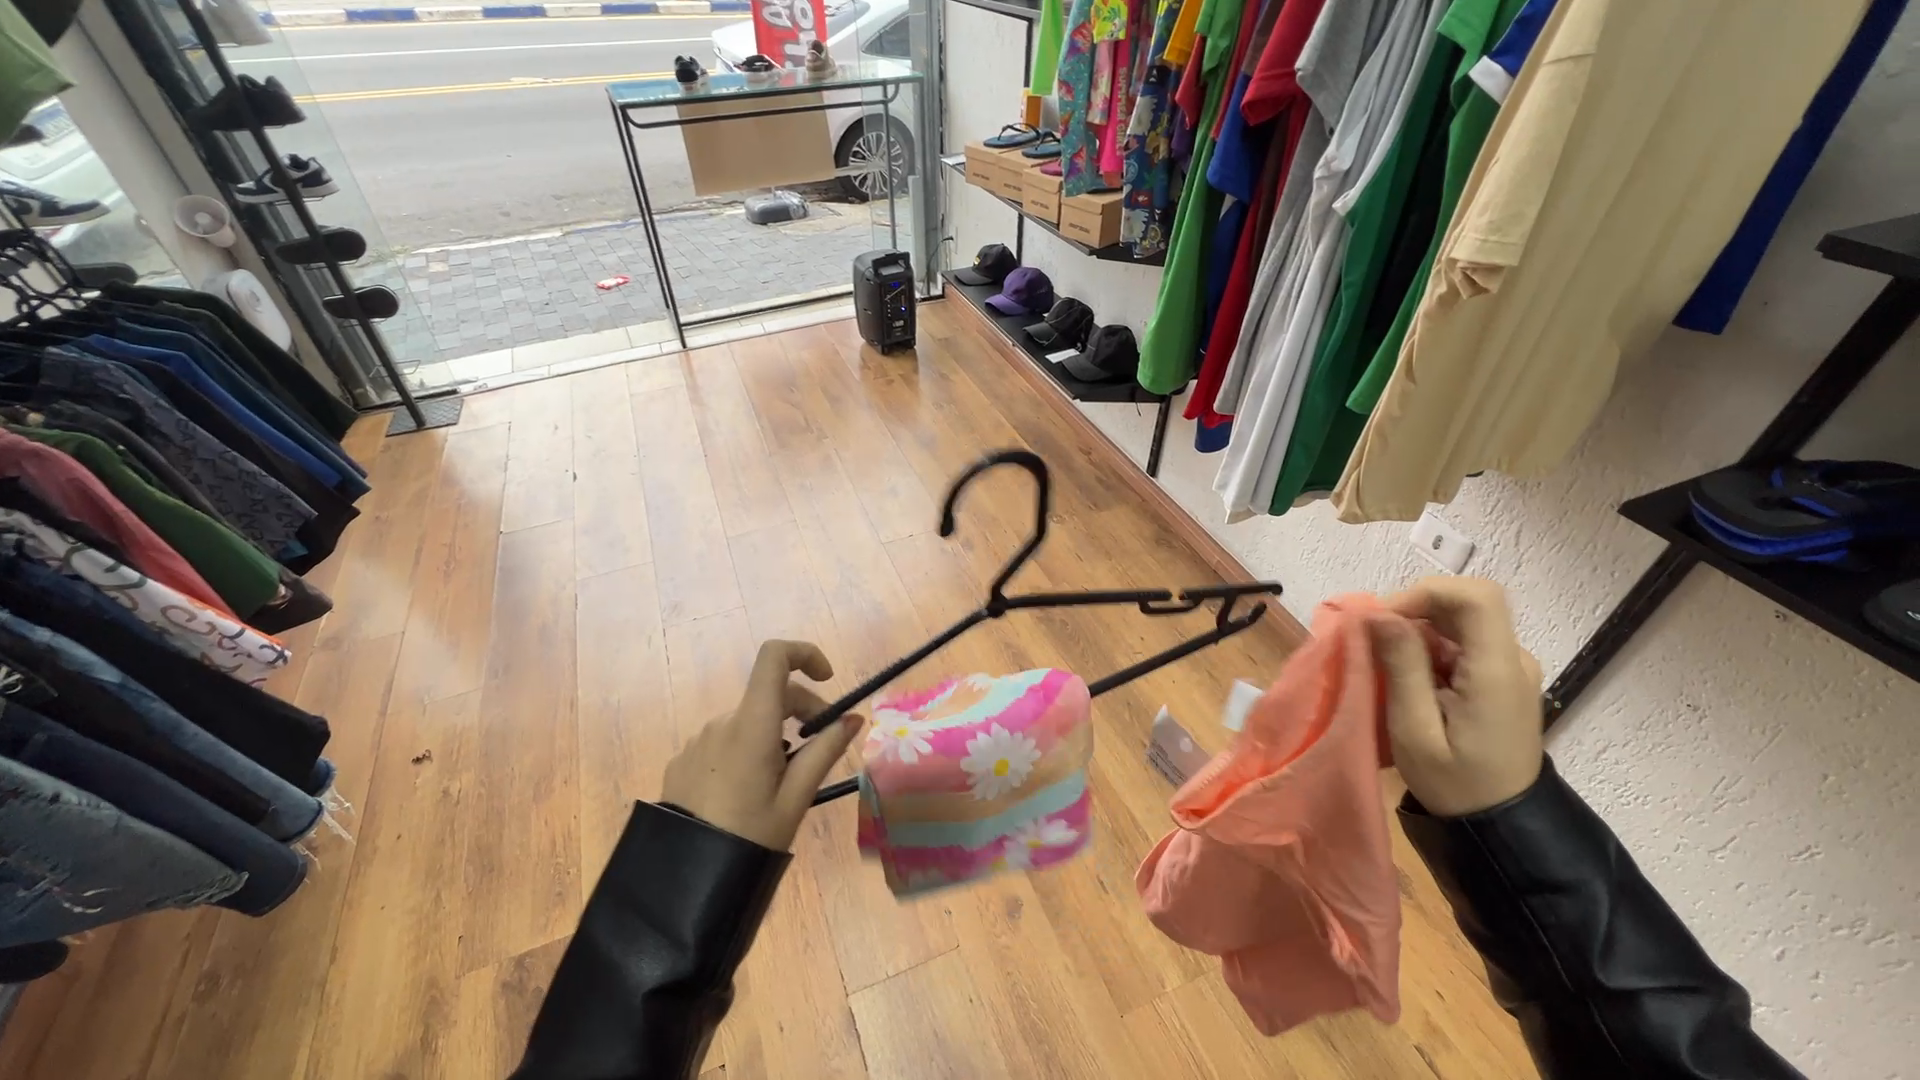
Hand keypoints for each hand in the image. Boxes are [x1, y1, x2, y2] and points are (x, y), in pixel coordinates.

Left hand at [661, 640, 865, 850]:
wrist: (685, 878)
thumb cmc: (750, 836)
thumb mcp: (796, 797)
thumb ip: (826, 750)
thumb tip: (854, 717)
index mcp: (752, 725)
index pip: (774, 657)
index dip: (804, 653)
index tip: (827, 678)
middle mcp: (722, 722)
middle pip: (770, 694)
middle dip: (803, 709)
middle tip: (823, 746)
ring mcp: (699, 740)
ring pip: (749, 721)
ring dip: (774, 734)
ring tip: (785, 780)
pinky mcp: (685, 759)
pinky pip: (725, 741)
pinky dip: (747, 750)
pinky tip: (750, 791)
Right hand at [1371, 577, 1543, 816]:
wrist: (1500, 826)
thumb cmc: (1454, 783)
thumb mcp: (1414, 728)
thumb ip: (1402, 665)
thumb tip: (1378, 613)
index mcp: (1497, 669)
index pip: (1476, 596)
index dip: (1426, 592)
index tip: (1384, 617)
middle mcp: (1513, 660)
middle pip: (1466, 604)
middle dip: (1413, 609)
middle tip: (1373, 638)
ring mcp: (1510, 670)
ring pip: (1460, 623)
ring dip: (1417, 630)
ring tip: (1383, 662)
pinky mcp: (1501, 680)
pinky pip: (1463, 644)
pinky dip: (1428, 648)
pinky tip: (1406, 677)